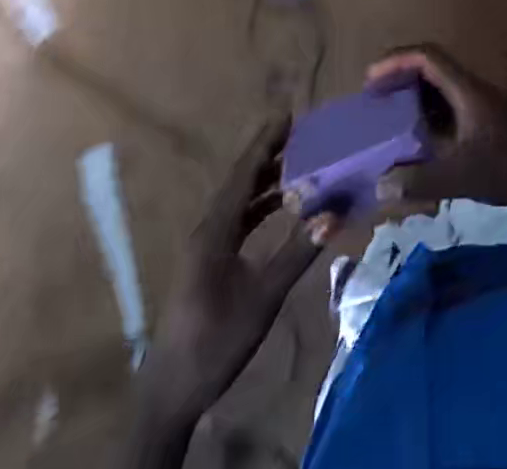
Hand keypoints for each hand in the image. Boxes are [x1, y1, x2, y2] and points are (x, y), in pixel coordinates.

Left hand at [130, 118, 322, 461]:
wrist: (172, 389)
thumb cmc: (217, 340)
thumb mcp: (264, 297)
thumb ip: (297, 254)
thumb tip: (334, 214)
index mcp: (214, 232)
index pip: (243, 176)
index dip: (264, 144)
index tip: (287, 116)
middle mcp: (207, 231)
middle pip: (239, 181)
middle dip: (268, 154)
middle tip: (301, 133)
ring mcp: (206, 247)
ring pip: (238, 200)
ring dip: (265, 179)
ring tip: (298, 160)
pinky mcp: (209, 261)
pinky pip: (237, 218)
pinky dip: (260, 204)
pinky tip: (282, 206)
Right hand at [368, 45, 506, 207]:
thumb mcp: (462, 176)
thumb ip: (419, 181)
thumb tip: (379, 186)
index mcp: (466, 91)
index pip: (428, 57)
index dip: (396, 61)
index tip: (370, 80)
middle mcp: (473, 88)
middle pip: (432, 67)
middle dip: (399, 78)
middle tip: (374, 100)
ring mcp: (483, 101)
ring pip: (442, 86)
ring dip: (414, 94)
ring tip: (389, 118)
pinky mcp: (489, 117)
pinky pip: (451, 103)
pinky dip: (429, 111)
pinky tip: (419, 138)